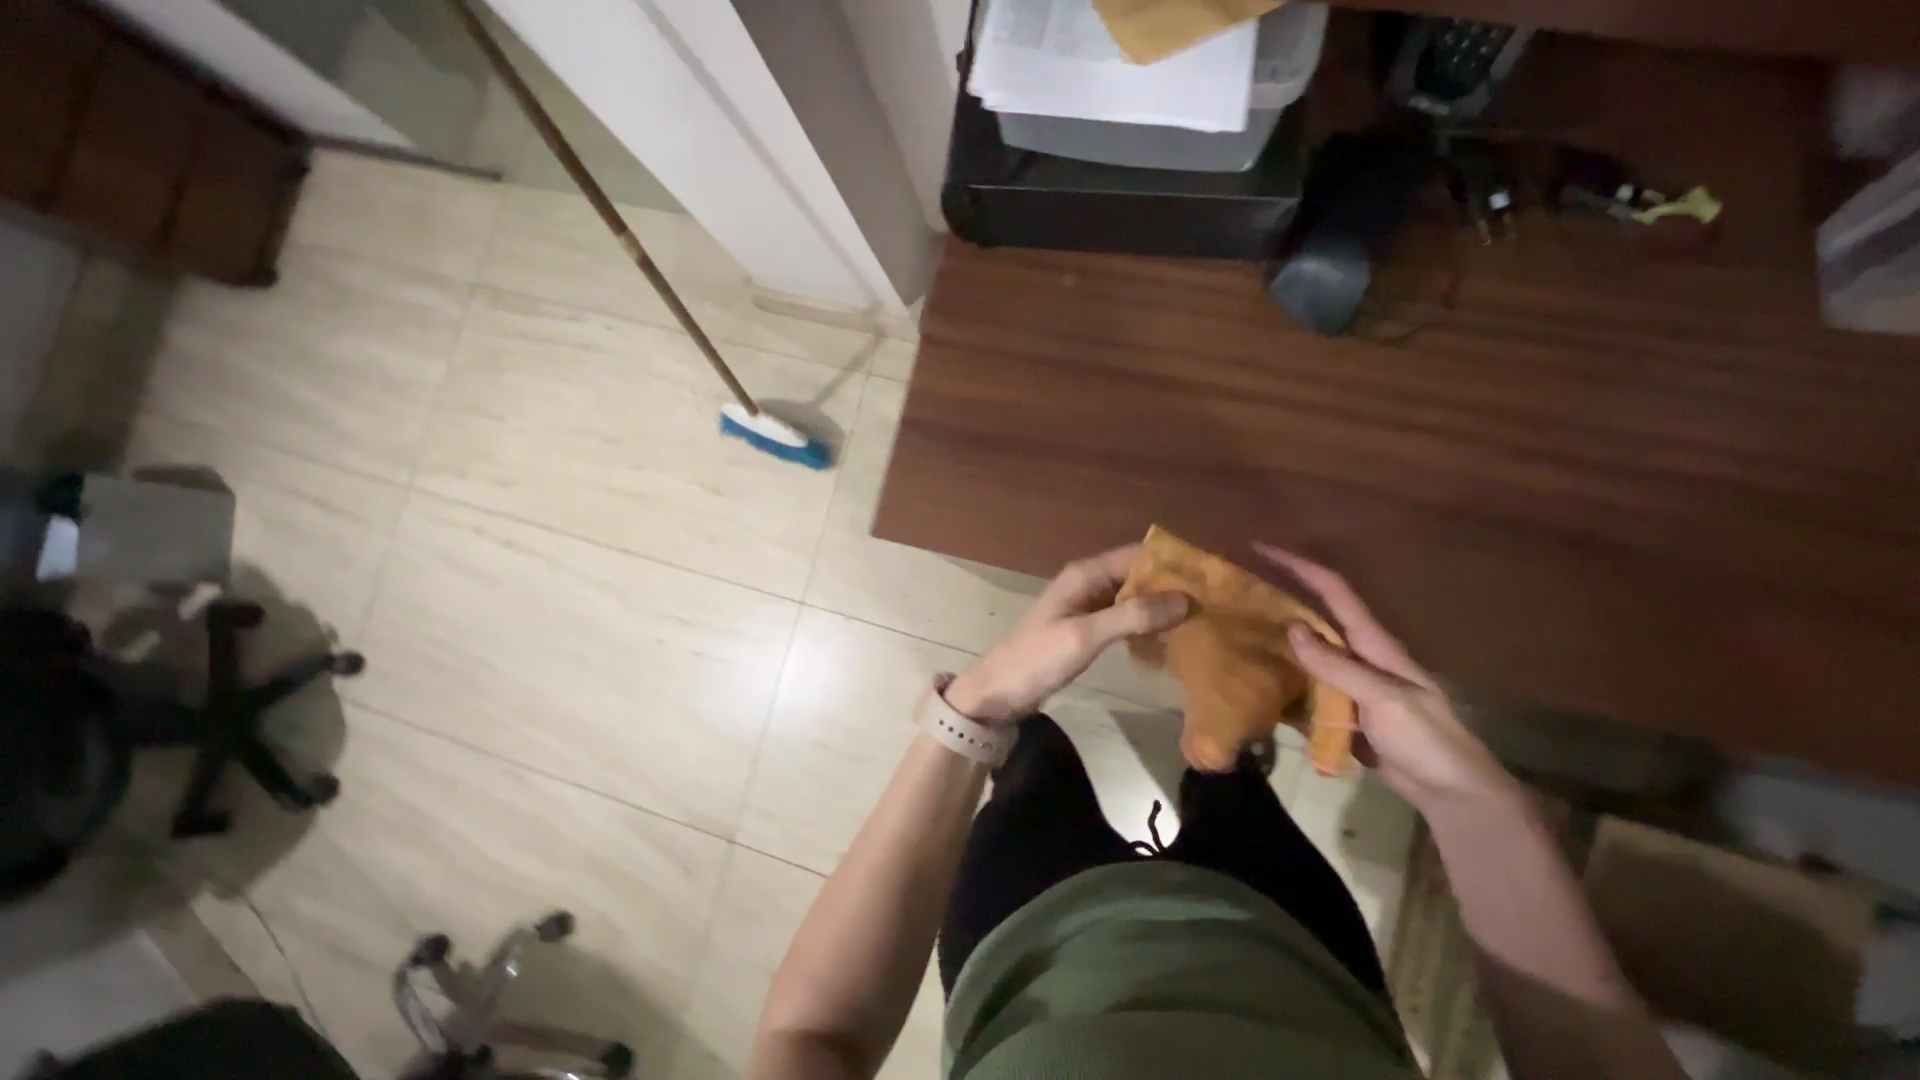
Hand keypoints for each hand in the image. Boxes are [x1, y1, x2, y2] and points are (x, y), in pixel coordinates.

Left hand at [945, 545, 1190, 725]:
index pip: (1138, 554)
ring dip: (1161, 605)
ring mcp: (1087, 606)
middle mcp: (1087, 583)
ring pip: (1133, 596)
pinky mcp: (1087, 629)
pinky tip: (1170, 637)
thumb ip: (1132, 616)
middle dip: (1172, 584)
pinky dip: (1146, 623)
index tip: (1213, 574)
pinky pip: (1124, 617)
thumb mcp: (1084, 637)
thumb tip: (1185, 599)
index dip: (1173, 561)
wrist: (997, 693)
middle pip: (1138, 574)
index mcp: (1084, 574)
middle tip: (1216, 600)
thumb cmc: (1035, 660)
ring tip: (1203, 617)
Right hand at [1254, 543, 1517, 811]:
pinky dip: (1286, 680)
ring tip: (1238, 629)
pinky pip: (1309, 688)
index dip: (1300, 567)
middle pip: (1317, 616)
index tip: (1262, 549)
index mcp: (1376, 645)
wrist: (1453, 792)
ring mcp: (1354, 686)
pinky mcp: (1347, 713)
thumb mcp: (1384, 699)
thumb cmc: (1427, 740)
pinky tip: (1259, 682)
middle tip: (1239, 587)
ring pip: (1310, 652)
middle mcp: (1362, 657)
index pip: (1334, 592)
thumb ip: (1338, 666)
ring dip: (1279, 637)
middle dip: (1283, 595)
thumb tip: (1292, 628)